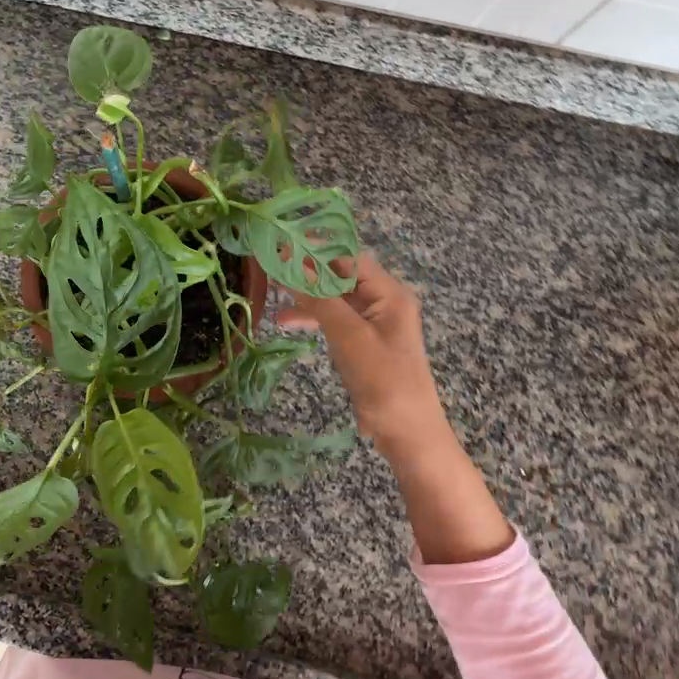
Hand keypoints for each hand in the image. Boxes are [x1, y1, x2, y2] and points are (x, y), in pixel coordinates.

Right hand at [281, 252, 513, 562]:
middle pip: (341, 274)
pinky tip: (286, 321)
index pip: (349, 257)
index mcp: (390, 294)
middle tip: (270, 266)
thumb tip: (290, 266)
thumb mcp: (348, 337)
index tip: (282, 244)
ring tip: (272, 294)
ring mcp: (375, 324)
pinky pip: (335, 319)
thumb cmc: (383, 381)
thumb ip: (319, 299)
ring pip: (335, 297)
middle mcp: (385, 302)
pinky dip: (312, 317)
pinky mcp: (365, 343)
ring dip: (306, 295)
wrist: (407, 433)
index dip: (316, 249)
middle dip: (307, 270)